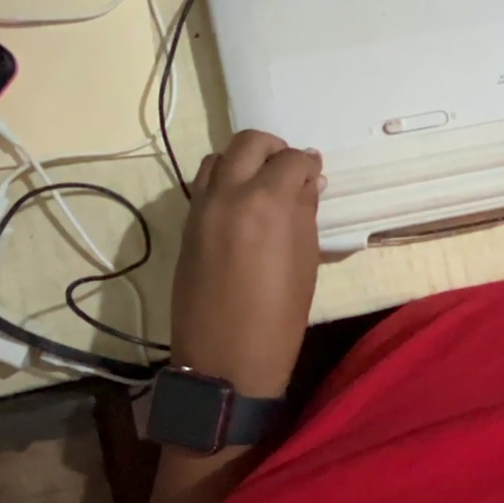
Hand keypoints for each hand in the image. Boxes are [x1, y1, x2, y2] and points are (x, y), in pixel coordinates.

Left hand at [170, 130, 323, 398]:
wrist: (225, 360)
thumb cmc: (279, 318)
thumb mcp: (305, 263)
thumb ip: (305, 214)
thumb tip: (308, 183)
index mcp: (265, 203)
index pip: (291, 160)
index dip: (308, 165)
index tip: (316, 176)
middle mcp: (227, 194)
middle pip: (248, 142)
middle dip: (275, 149)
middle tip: (291, 172)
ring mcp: (200, 208)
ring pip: (218, 158)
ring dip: (244, 162)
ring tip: (263, 187)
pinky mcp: (186, 226)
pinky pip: (204, 185)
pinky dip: (224, 182)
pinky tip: (242, 208)